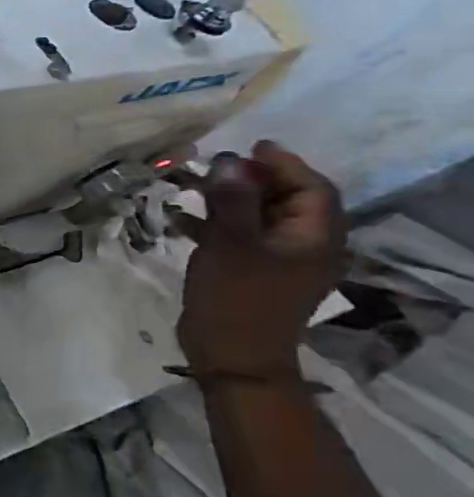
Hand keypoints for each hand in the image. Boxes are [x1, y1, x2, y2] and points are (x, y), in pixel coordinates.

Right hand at [179, 140, 345, 374]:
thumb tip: (229, 161)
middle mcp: (307, 246)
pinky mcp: (254, 272)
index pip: (311, 188)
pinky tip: (181, 219)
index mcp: (315, 237)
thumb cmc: (236, 295)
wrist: (234, 351)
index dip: (283, 164)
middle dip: (253, 179)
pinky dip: (215, 222)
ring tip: (192, 186)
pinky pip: (241, 236)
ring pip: (260, 217)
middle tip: (214, 164)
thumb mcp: (230, 244)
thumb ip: (231, 200)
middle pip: (288, 200)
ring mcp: (281, 261)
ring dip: (229, 199)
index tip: (250, 146)